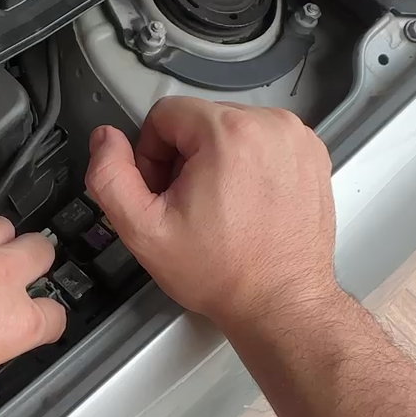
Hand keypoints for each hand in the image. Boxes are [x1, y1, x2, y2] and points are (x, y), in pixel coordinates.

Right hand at [86, 97, 340, 330]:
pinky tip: (242, 204)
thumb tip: (105, 141)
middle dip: (181, 158)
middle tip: (186, 206)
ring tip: (216, 208)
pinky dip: (246, 166)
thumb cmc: (222, 272)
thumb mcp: (143, 230)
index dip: (149, 154)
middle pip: (198, 119)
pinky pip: (261, 142)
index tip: (162, 191)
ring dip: (214, 161)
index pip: (164, 113)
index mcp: (228, 134)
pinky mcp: (310, 155)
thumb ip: (110, 177)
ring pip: (229, 129)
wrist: (279, 303)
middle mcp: (269, 126)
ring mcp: (296, 139)